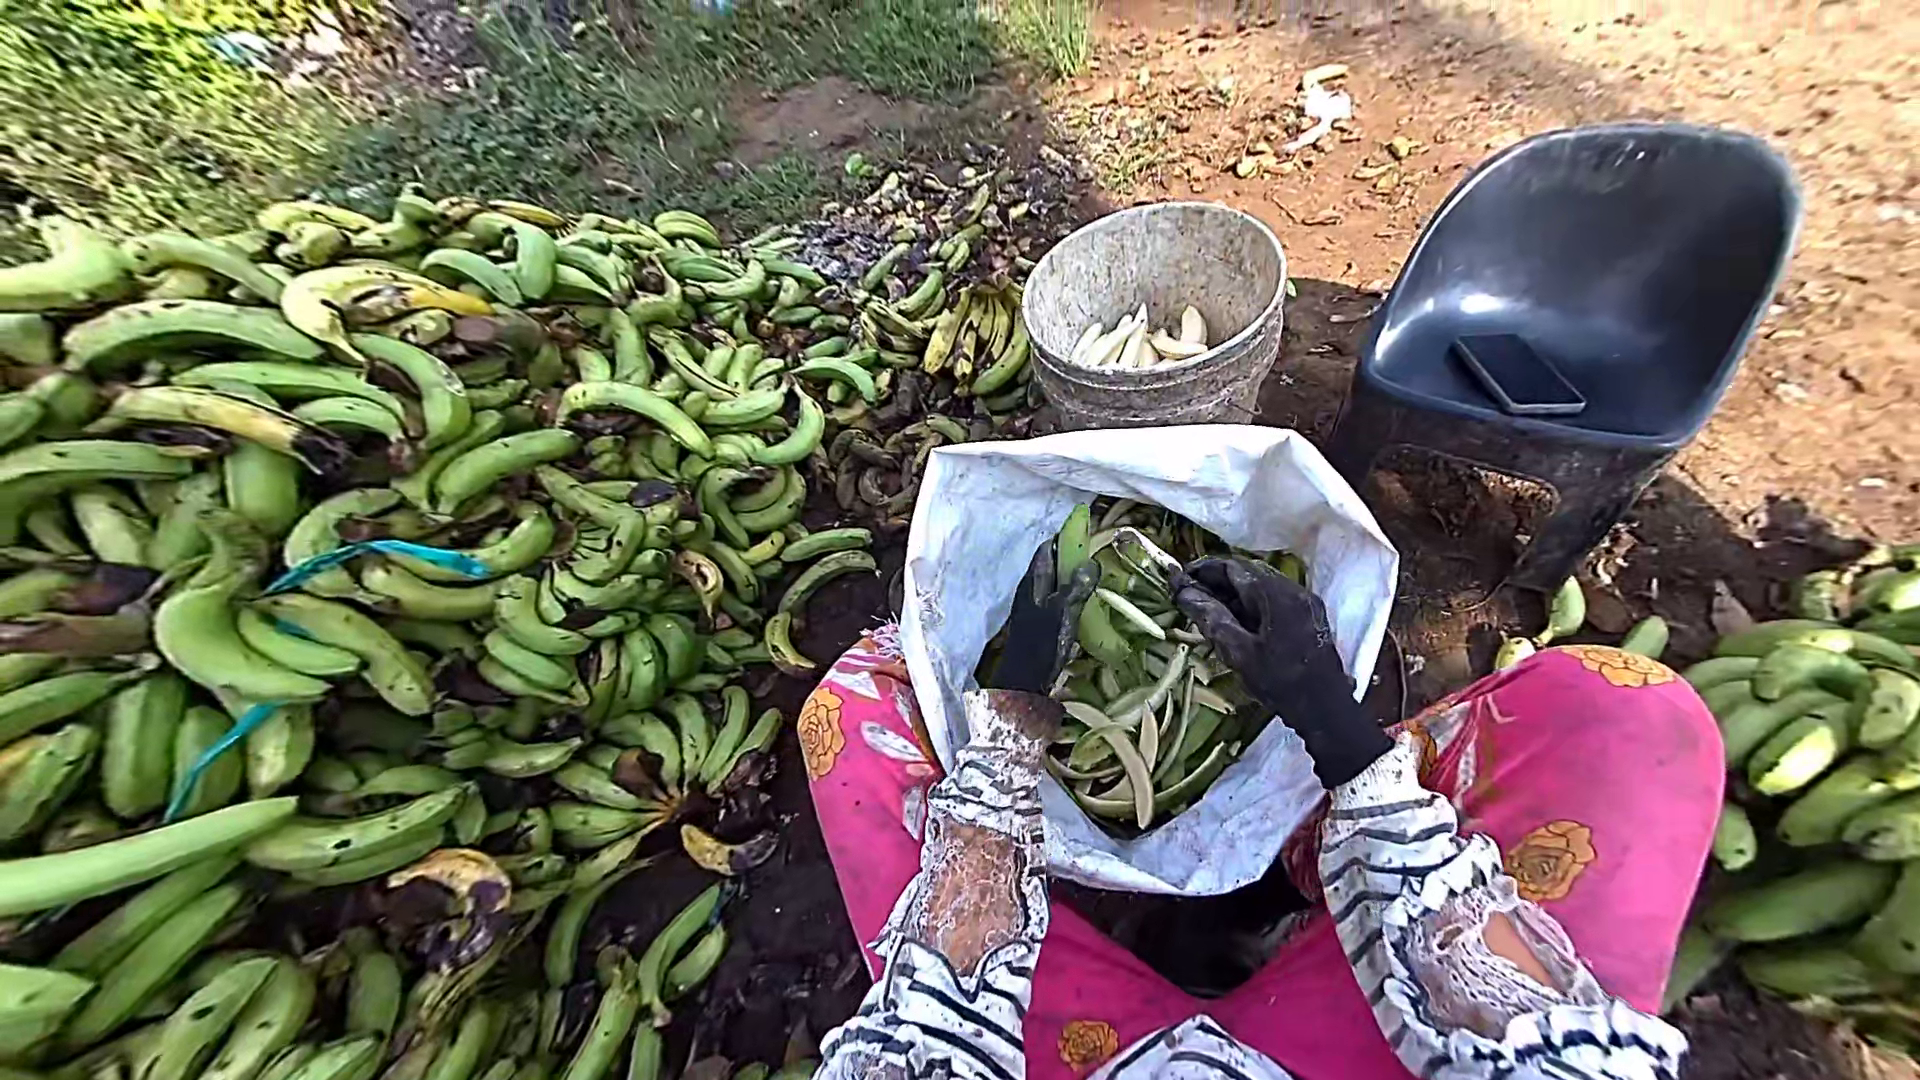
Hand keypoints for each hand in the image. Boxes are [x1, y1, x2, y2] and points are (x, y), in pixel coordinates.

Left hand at [992, 542, 1099, 694]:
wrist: (1023, 679)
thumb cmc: (1042, 643)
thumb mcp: (1063, 612)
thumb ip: (1076, 587)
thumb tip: (1091, 562)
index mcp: (1034, 581)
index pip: (1047, 549)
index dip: (1063, 538)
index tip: (1084, 531)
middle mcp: (1030, 589)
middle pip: (1050, 565)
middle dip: (1068, 556)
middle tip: (1093, 554)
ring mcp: (1032, 606)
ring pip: (1051, 583)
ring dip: (1068, 577)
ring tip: (1091, 577)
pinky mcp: (1036, 622)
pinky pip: (1054, 600)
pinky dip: (1067, 596)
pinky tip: (1080, 604)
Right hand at [1172, 557, 1388, 787]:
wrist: (1326, 712)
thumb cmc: (1280, 682)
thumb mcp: (1238, 651)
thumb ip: (1210, 617)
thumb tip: (1184, 592)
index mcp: (1276, 595)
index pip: (1232, 567)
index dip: (1202, 569)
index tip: (1179, 579)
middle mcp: (1293, 590)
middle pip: (1247, 572)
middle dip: (1215, 579)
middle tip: (1189, 593)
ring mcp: (1303, 602)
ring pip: (1258, 585)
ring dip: (1231, 591)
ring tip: (1206, 607)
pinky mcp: (1307, 615)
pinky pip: (1271, 598)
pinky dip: (1247, 602)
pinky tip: (1232, 619)